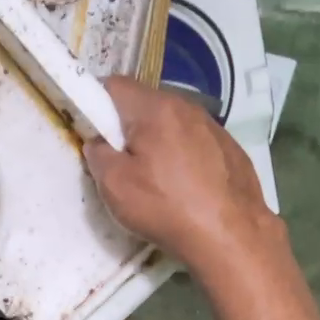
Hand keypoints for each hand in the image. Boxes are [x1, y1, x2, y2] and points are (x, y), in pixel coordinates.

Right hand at [83, 78, 276, 271]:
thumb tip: (98, 143)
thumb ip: (98, 155)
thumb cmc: (164, 206)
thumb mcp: (114, 185)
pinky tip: (180, 184)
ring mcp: (212, 126)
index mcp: (155, 109)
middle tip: (117, 160)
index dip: (96, 102)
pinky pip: (193, 140)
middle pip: (145, 103)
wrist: (228, 234)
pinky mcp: (229, 147)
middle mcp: (187, 107)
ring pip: (171, 122)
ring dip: (155, 140)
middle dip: (126, 124)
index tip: (90, 129)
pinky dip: (180, 154)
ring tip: (151, 175)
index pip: (116, 85)